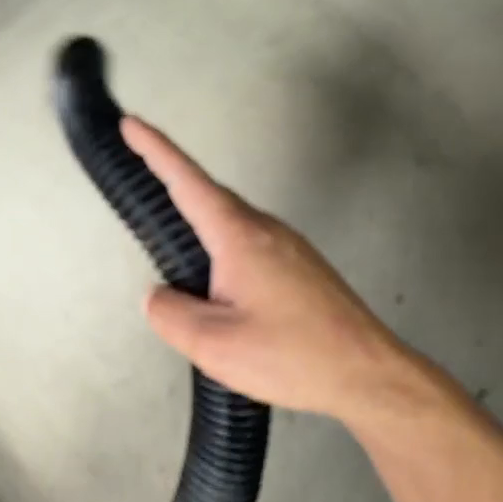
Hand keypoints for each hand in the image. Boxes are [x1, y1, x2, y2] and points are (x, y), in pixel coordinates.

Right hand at [126, 117, 433, 423]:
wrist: (372, 377)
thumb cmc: (292, 356)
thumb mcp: (214, 345)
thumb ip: (169, 313)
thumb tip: (157, 295)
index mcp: (238, 236)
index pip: (186, 180)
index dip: (154, 149)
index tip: (130, 124)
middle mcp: (264, 229)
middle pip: (207, 195)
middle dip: (171, 180)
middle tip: (138, 174)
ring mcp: (287, 246)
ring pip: (228, 222)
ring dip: (197, 222)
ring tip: (172, 247)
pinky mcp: (300, 267)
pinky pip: (246, 242)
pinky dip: (219, 245)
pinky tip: (216, 282)